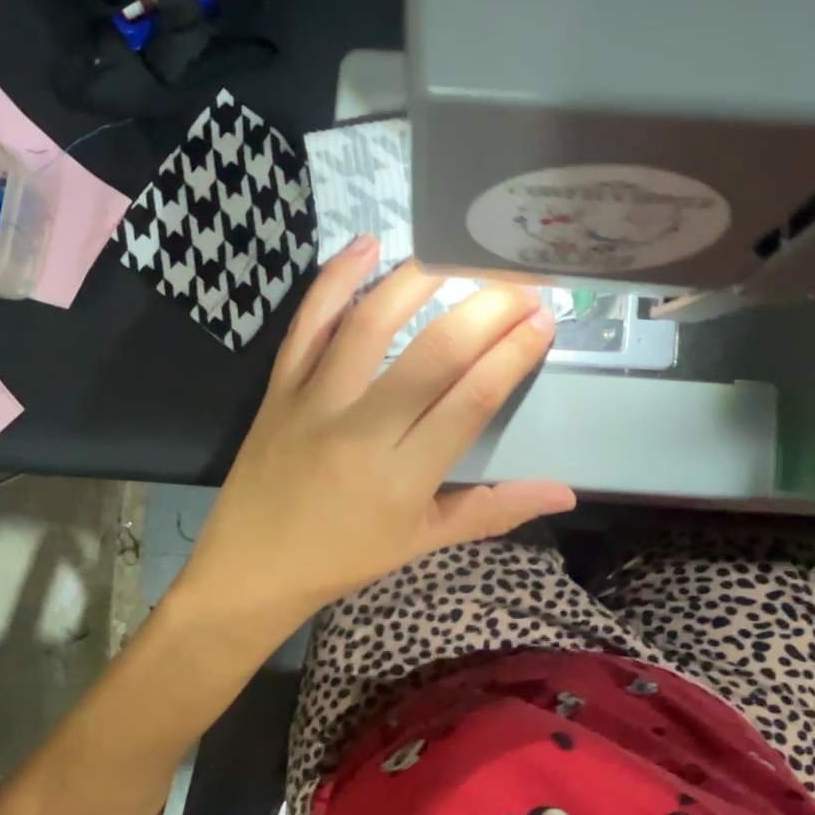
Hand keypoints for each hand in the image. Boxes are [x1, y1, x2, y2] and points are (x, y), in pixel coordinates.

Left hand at [170, 235, 575, 637]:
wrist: (249, 568)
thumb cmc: (341, 559)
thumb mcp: (421, 542)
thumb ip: (491, 511)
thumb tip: (564, 492)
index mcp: (402, 477)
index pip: (470, 400)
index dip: (512, 355)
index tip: (543, 320)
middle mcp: (360, 431)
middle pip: (432, 355)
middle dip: (485, 309)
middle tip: (521, 283)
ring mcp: (314, 403)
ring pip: (368, 326)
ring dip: (417, 282)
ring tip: (457, 254)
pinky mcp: (279, 389)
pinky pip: (307, 326)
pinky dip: (334, 281)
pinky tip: (366, 246)